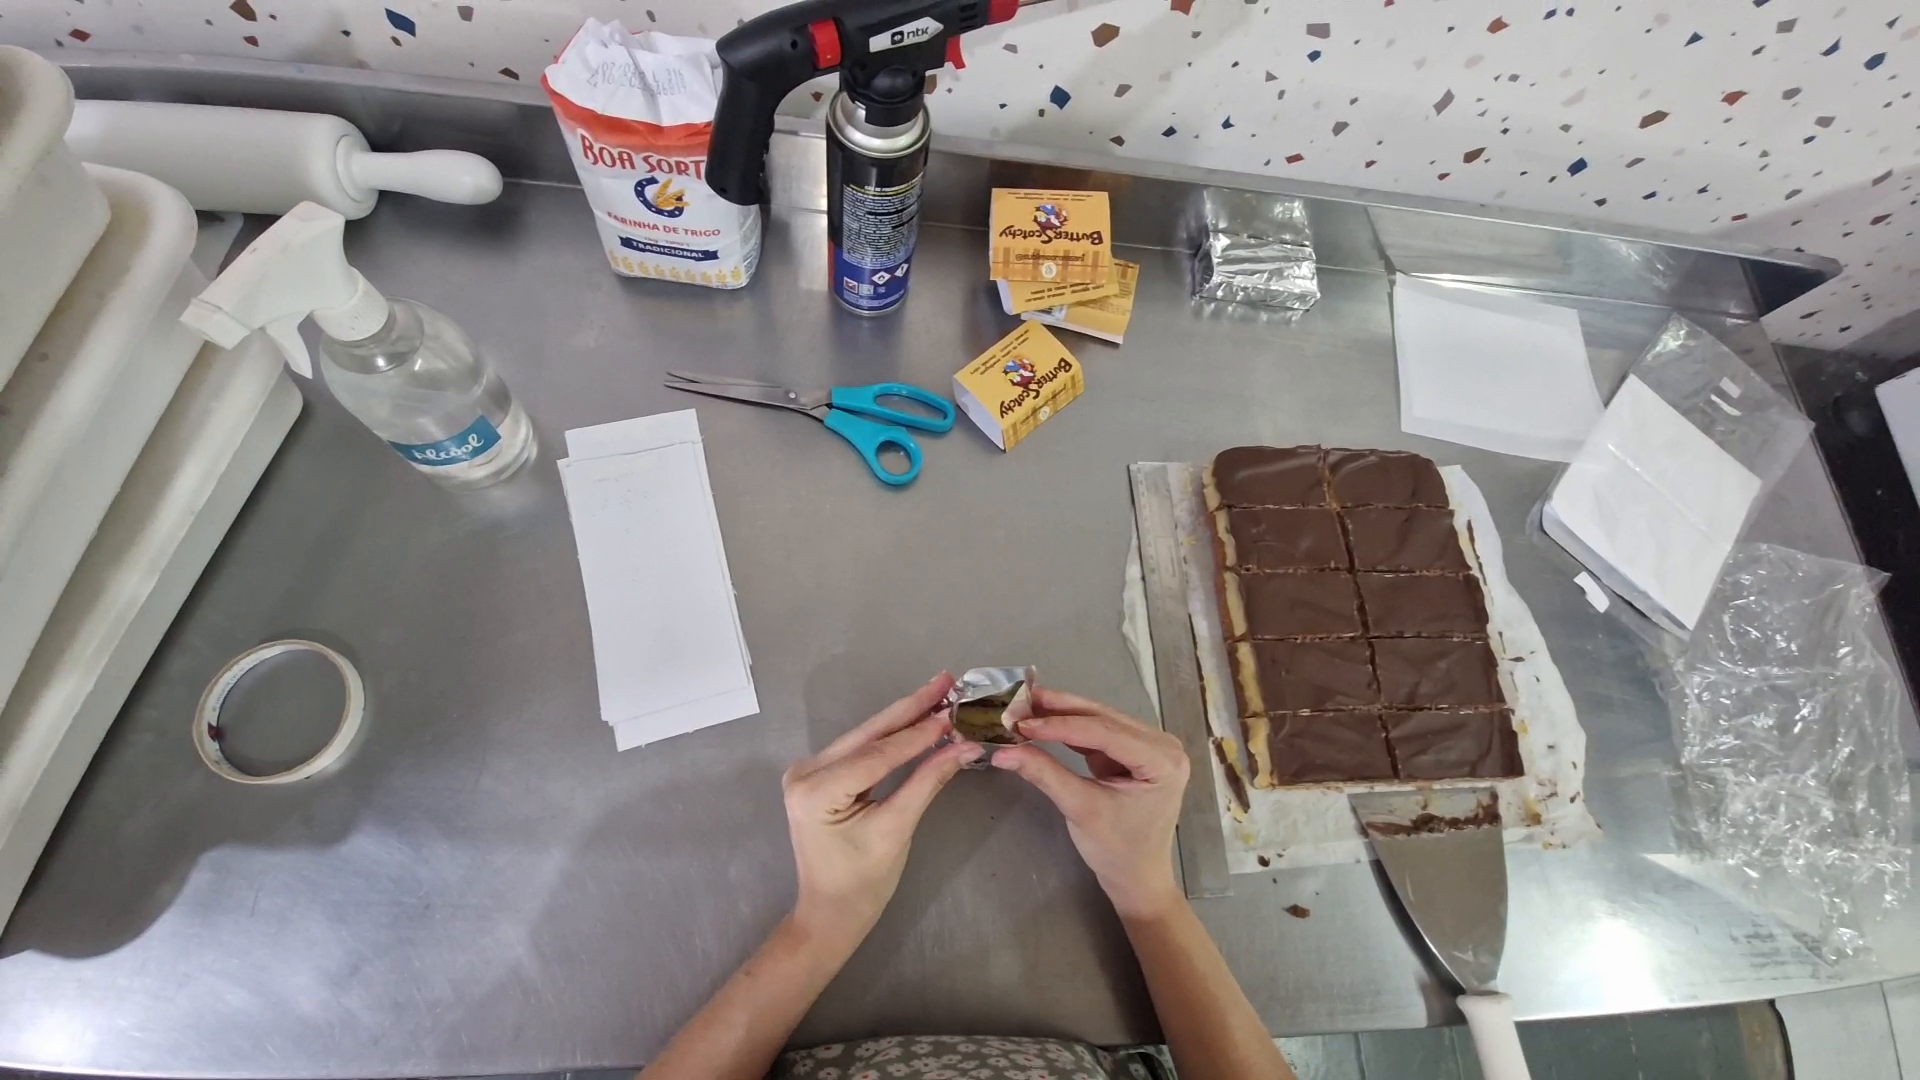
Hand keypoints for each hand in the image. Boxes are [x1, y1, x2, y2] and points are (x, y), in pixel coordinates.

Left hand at [783, 673, 981, 940]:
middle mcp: (806, 771)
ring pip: (867, 737)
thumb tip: (964, 747)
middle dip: (912, 707)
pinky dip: (892, 736)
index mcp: (816, 790)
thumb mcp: (897, 829)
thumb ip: (928, 781)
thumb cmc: (863, 882)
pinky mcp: (820, 773)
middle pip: (870, 734)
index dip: (919, 732)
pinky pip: (862, 748)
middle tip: (947, 680)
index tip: (953, 711)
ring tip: (939, 693)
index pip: (878, 754)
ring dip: (905, 717)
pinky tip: (917, 718)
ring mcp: (809, 770)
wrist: (831, 913)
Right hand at [991, 688, 1188, 919]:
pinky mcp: (1132, 750)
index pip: (1104, 732)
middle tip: (1020, 699)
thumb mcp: (1080, 809)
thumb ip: (1045, 774)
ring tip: (1025, 705)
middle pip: (1103, 718)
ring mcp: (1148, 745)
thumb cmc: (1117, 850)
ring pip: (1099, 719)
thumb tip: (1003, 752)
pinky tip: (1043, 720)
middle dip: (1059, 709)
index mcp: (1162, 760)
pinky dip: (1069, 728)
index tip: (1023, 722)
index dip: (1061, 725)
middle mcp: (1162, 744)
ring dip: (1062, 713)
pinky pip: (1098, 731)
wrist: (1137, 878)